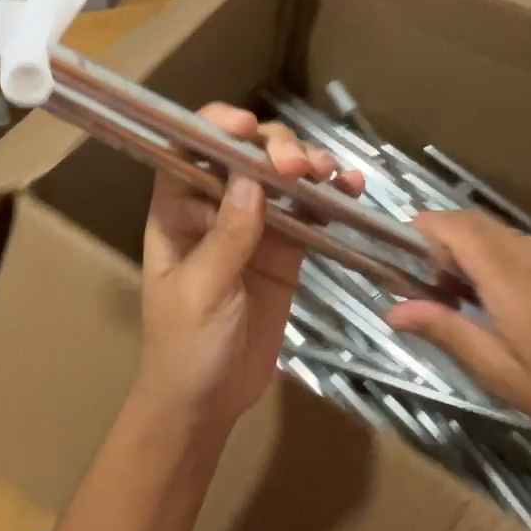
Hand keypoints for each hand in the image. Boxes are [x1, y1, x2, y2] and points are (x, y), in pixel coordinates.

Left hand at [134, 103, 363, 432]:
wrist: (207, 404)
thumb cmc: (184, 346)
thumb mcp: (201, 291)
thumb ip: (227, 237)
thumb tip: (252, 179)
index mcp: (177, 211)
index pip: (189, 151)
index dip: (215, 128)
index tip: (247, 127)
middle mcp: (215, 208)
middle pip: (243, 156)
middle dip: (274, 148)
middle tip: (300, 166)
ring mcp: (254, 227)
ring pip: (281, 178)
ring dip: (308, 164)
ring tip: (333, 173)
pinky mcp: (286, 251)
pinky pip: (309, 214)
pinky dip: (330, 198)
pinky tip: (352, 189)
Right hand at [386, 211, 530, 474]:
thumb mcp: (503, 376)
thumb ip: (448, 332)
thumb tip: (394, 311)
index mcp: (514, 284)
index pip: (459, 229)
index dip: (424, 228)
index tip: (398, 250)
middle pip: (476, 222)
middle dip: (441, 236)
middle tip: (422, 276)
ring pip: (498, 231)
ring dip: (468, 245)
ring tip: (455, 291)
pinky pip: (520, 245)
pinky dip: (494, 255)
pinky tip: (494, 296)